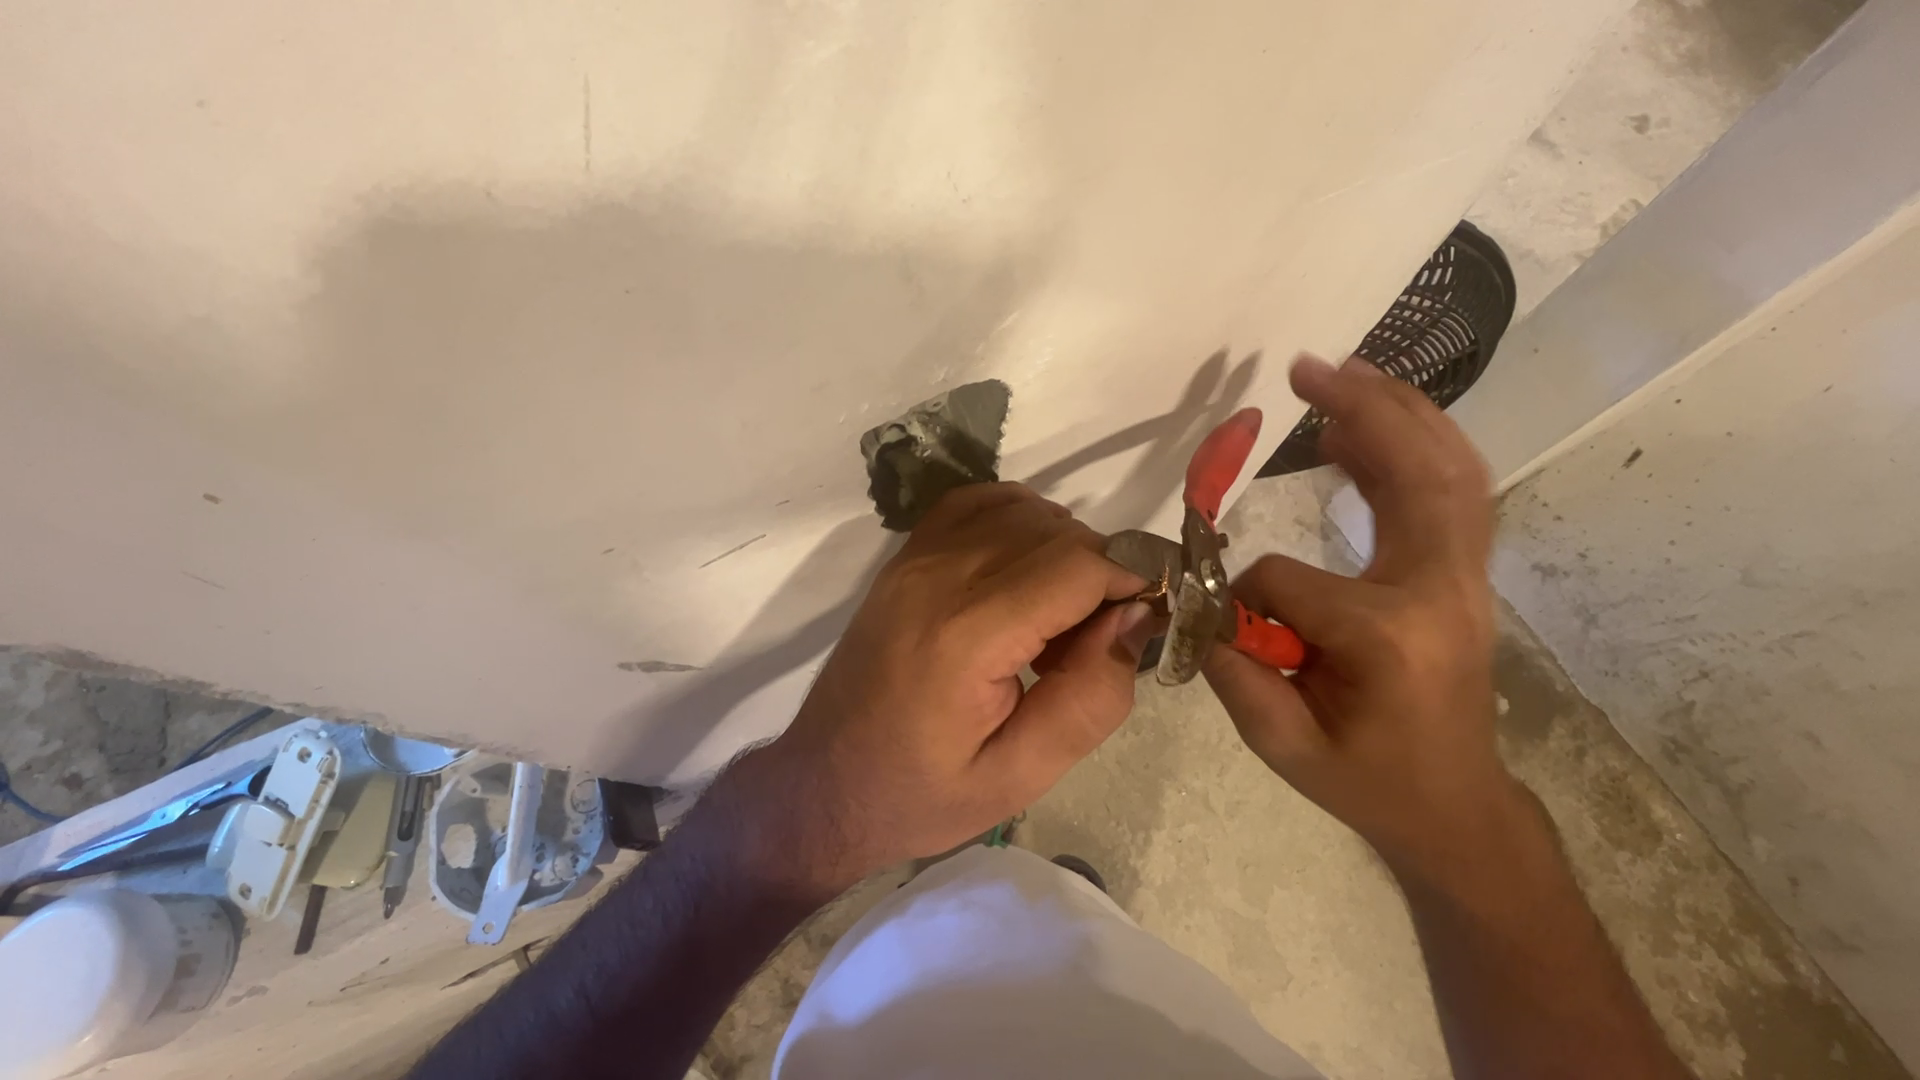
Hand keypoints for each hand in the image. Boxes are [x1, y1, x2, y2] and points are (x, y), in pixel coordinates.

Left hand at [729, 484, 1157, 896]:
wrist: (824, 784)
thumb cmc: (922, 794)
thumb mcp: (1021, 776)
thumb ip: (1089, 697)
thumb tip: (1137, 616)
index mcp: (966, 634)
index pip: (1076, 563)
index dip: (1130, 579)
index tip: (1148, 619)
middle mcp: (938, 575)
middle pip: (1055, 530)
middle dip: (1101, 570)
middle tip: (1094, 640)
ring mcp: (915, 557)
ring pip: (1022, 509)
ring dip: (1062, 548)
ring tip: (1056, 616)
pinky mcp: (905, 557)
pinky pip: (978, 504)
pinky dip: (1018, 523)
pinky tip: (1024, 576)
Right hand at [1204, 356, 1514, 871]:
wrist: (1454, 804)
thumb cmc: (1368, 780)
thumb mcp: (1282, 743)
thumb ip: (1232, 670)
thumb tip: (1202, 600)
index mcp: (1389, 634)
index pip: (1288, 579)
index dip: (1247, 599)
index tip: (1234, 629)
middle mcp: (1440, 588)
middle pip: (1414, 473)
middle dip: (1362, 410)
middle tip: (1306, 367)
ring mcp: (1465, 576)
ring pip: (1450, 468)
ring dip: (1398, 411)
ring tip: (1341, 374)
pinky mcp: (1464, 572)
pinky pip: (1454, 488)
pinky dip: (1417, 442)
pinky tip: (1369, 425)